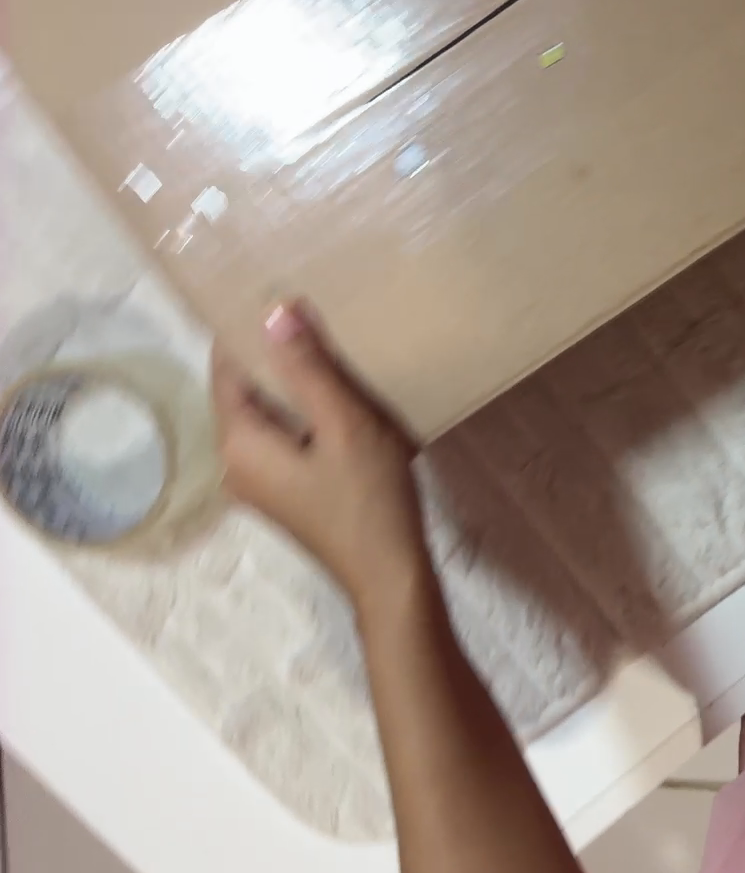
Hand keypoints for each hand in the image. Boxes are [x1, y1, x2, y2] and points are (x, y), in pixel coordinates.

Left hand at [211, 301, 432, 607]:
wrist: (388, 570)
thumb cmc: (369, 498)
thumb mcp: (348, 429)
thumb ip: (312, 373)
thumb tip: (276, 312)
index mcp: (239, 441)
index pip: (228, 370)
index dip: (252, 335)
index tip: (287, 303)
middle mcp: (235, 461)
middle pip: (248, 396)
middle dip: (280, 363)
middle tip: (326, 331)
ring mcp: (260, 483)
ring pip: (272, 420)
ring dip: (299, 393)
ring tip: (343, 369)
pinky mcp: (288, 496)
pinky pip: (288, 443)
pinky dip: (310, 421)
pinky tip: (349, 418)